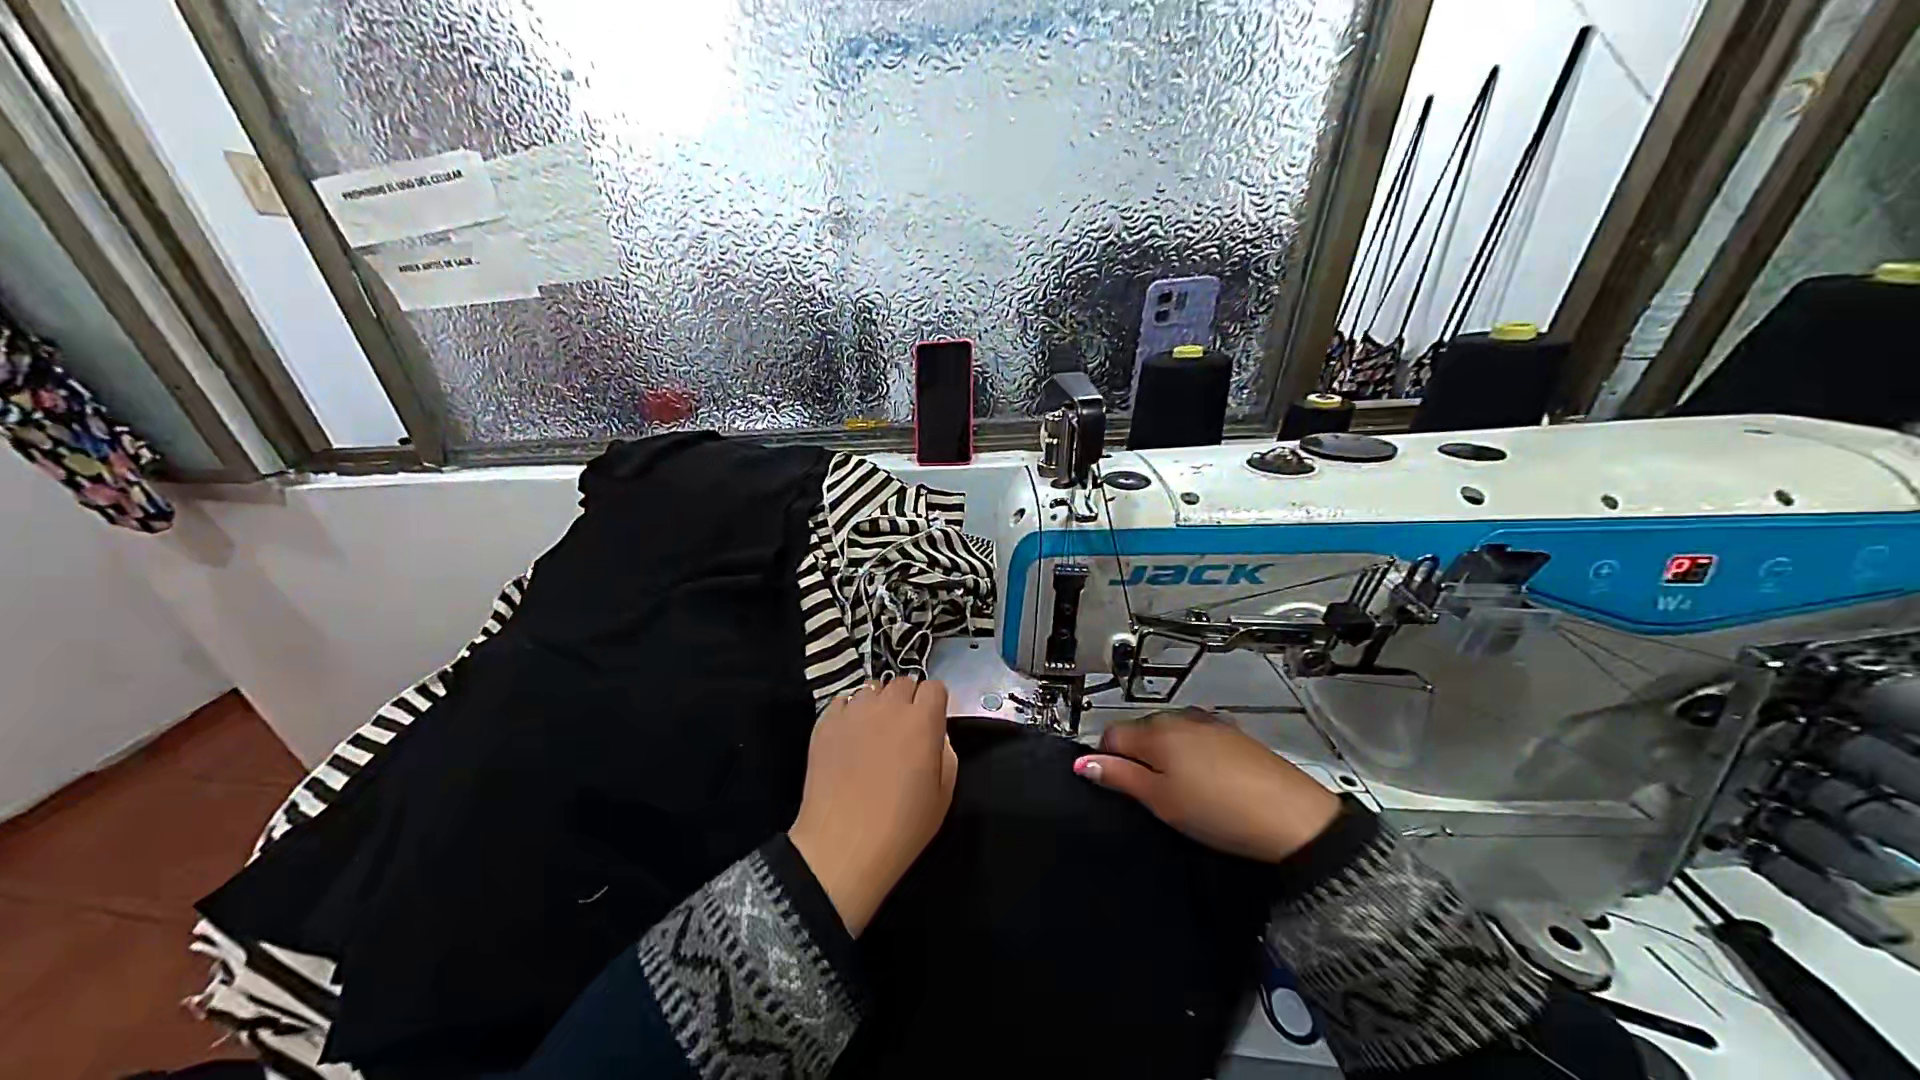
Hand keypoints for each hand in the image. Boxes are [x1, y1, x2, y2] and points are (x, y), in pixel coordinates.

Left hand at [789, 677, 955, 935]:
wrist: (842, 846)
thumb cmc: (902, 826)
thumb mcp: (944, 795)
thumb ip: (946, 754)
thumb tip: (936, 736)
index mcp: (922, 720)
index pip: (935, 687)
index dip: (936, 704)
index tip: (933, 723)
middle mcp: (888, 706)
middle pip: (904, 683)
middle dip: (909, 700)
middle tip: (905, 730)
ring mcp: (853, 712)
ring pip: (872, 689)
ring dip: (879, 704)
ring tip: (875, 732)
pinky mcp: (825, 723)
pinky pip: (843, 702)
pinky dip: (850, 713)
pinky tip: (850, 738)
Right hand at [1073, 708, 1340, 862]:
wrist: (1292, 818)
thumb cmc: (1219, 811)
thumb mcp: (1160, 801)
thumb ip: (1119, 776)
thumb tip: (1083, 762)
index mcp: (1156, 731)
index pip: (1109, 735)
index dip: (1105, 761)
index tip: (1116, 787)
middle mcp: (1181, 718)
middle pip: (1139, 731)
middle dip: (1136, 758)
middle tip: (1149, 797)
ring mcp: (1210, 724)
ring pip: (1169, 735)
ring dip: (1165, 757)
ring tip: (1181, 794)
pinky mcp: (1234, 735)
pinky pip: (1196, 740)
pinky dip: (1192, 756)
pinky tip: (1207, 784)